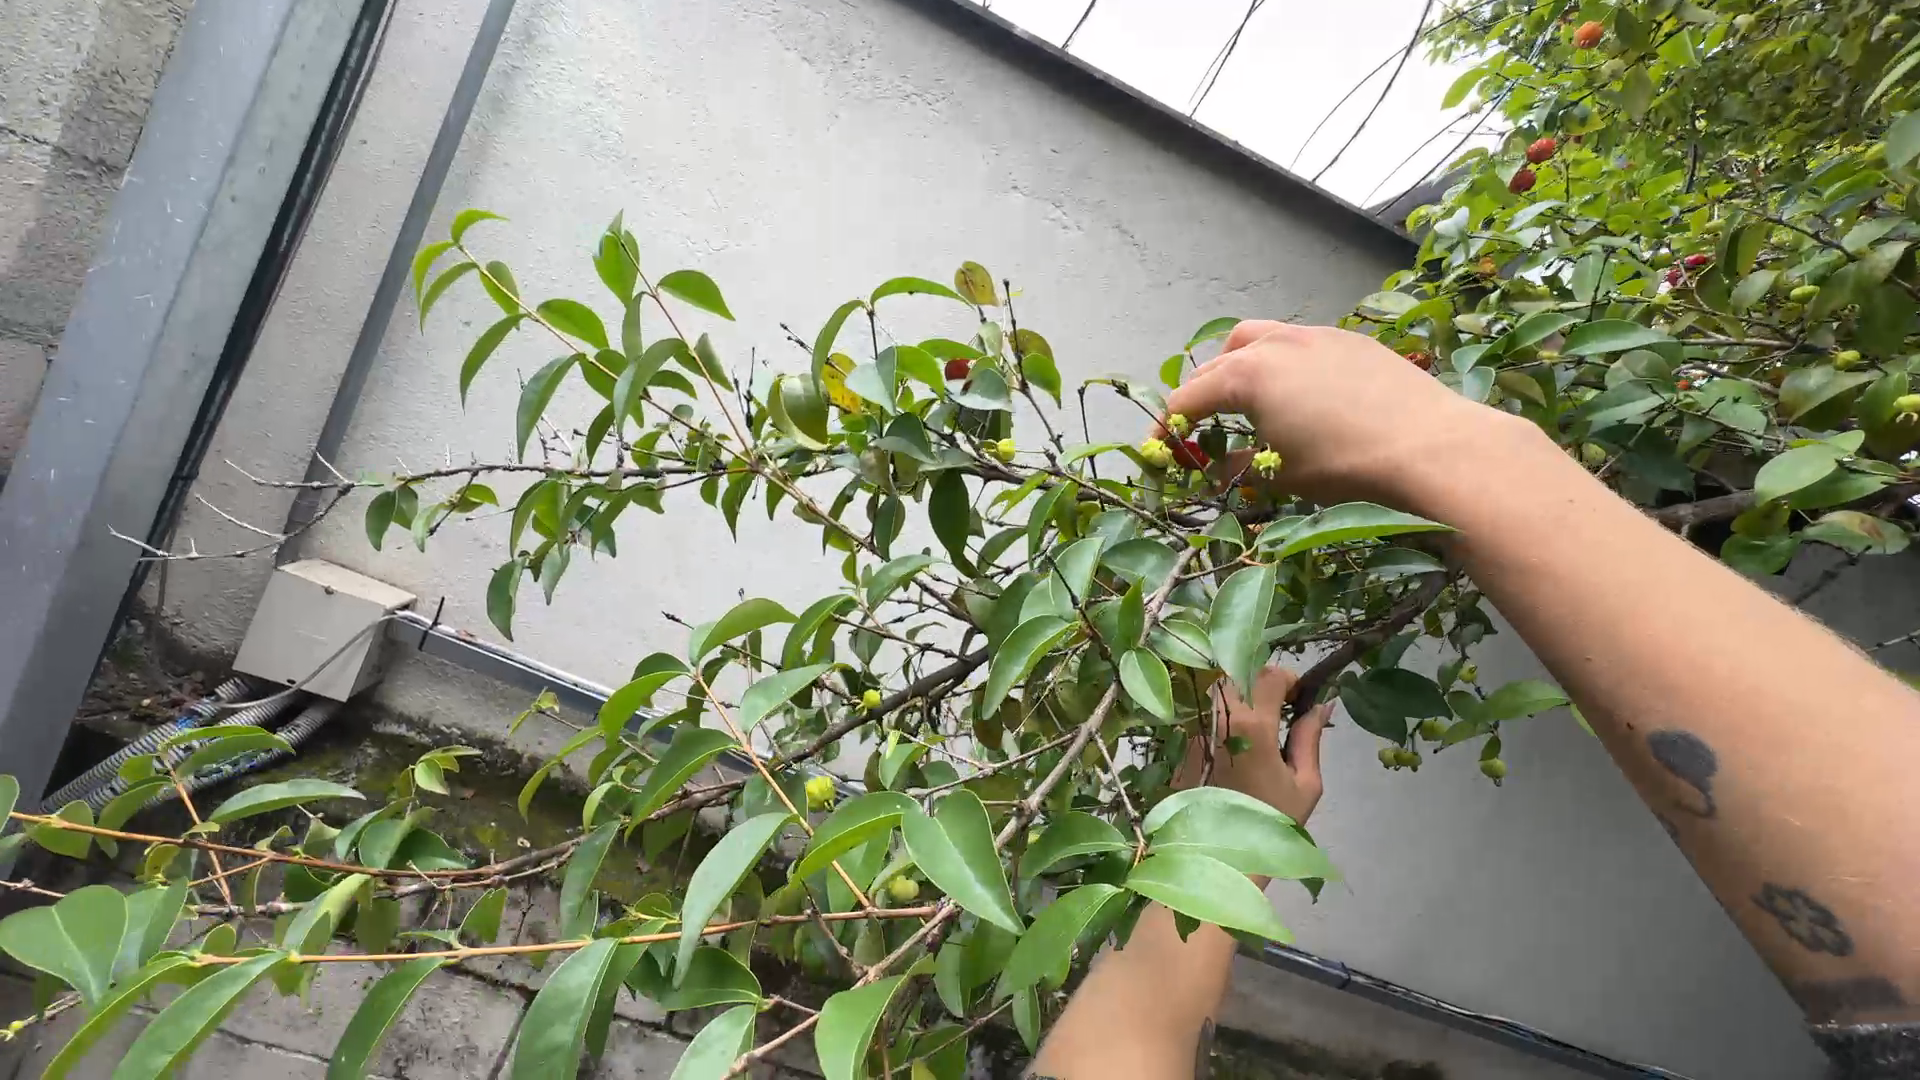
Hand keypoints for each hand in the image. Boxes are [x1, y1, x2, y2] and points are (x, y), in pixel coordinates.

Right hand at [1166, 320, 1527, 511]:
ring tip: (1245, 398)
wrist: (1430, 447)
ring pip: (1256, 340)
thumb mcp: (1277, 474)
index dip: (1167, 425)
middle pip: (1216, 365)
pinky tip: (1297, 393)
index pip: (1188, 398)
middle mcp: (1274, 344)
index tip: (1158, 448)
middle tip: (1197, 429)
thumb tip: (1214, 468)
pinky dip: (1279, 364)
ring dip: (1237, 367)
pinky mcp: (1349, 340)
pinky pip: (1296, 344)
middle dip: (1200, 396)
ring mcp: (1314, 335)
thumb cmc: (1341, 465)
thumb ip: (1233, 466)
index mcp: (1246, 375)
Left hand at [1175, 665, 1330, 824]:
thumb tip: (1323, 705)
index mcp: (1252, 726)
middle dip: (1260, 682)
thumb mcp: (1304, 784)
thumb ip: (1310, 738)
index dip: (1289, 679)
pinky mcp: (1184, 744)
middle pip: (1238, 676)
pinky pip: (1206, 718)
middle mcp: (1219, 720)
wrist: (1222, 855)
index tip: (1298, 696)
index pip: (1270, 676)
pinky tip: (1237, 746)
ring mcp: (1197, 731)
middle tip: (1278, 706)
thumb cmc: (1272, 823)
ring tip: (1259, 725)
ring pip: (1218, 695)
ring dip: (1240, 698)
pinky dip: (1223, 720)